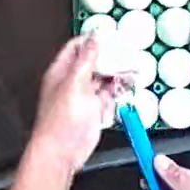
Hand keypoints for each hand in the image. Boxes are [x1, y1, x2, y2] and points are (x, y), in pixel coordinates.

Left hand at [29, 35, 124, 169]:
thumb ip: (86, 59)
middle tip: (126, 56)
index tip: (111, 37)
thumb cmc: (60, 121)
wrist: (62, 152)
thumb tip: (93, 38)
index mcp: (61, 72)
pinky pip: (107, 98)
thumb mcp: (76, 83)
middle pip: (93, 63)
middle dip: (110, 60)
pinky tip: (121, 93)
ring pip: (102, 80)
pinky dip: (114, 96)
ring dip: (116, 78)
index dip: (93, 40)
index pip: (77, 47)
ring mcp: (83, 97)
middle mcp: (71, 82)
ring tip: (129, 74)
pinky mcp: (92, 111)